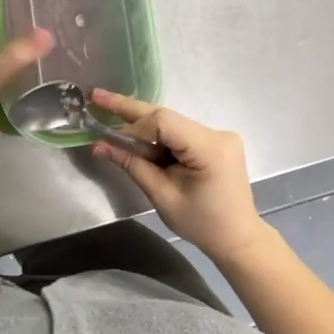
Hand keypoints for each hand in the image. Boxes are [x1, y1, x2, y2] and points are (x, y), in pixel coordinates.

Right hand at [89, 90, 272, 260]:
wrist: (236, 237)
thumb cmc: (201, 223)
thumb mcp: (162, 196)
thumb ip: (133, 166)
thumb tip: (100, 146)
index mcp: (210, 148)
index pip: (164, 122)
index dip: (133, 128)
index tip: (112, 142)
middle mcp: (217, 134)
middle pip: (166, 115)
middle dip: (128, 108)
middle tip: (97, 96)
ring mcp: (218, 136)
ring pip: (170, 123)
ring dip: (141, 127)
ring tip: (110, 117)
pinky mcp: (215, 142)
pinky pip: (179, 132)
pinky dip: (156, 137)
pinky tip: (137, 139)